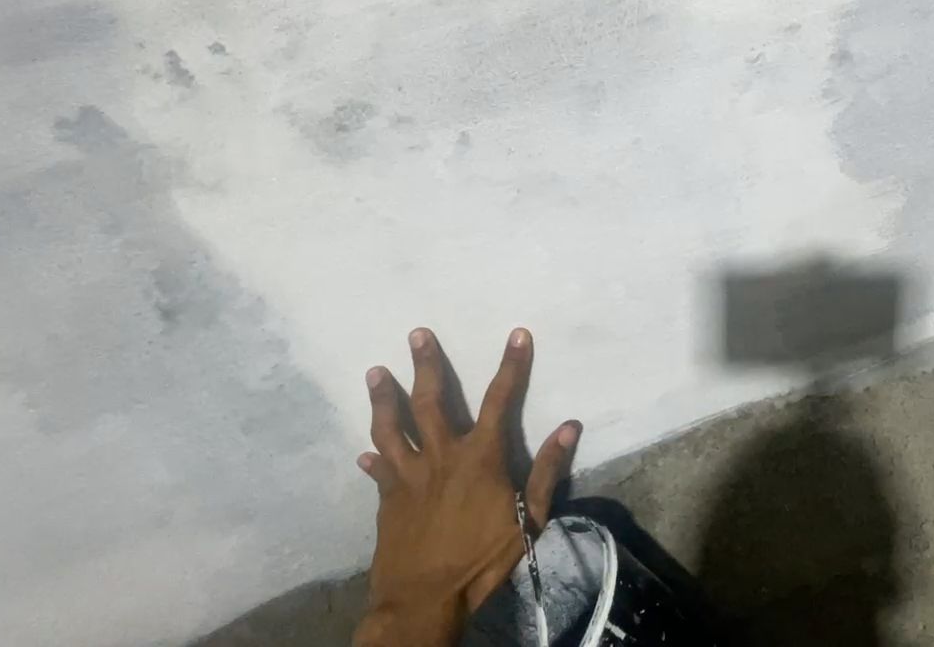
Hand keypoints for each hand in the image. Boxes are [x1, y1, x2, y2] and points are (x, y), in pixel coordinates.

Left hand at [352, 328, 581, 646]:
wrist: (423, 600)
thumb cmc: (482, 557)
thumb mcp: (529, 518)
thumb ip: (549, 470)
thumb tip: (570, 426)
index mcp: (480, 456)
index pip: (499, 399)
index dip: (511, 365)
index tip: (517, 334)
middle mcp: (441, 456)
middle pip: (430, 401)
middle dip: (425, 364)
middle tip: (416, 333)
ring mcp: (408, 476)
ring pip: (392, 427)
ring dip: (384, 397)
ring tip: (375, 371)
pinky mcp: (387, 499)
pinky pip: (378, 469)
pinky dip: (373, 456)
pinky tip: (363, 451)